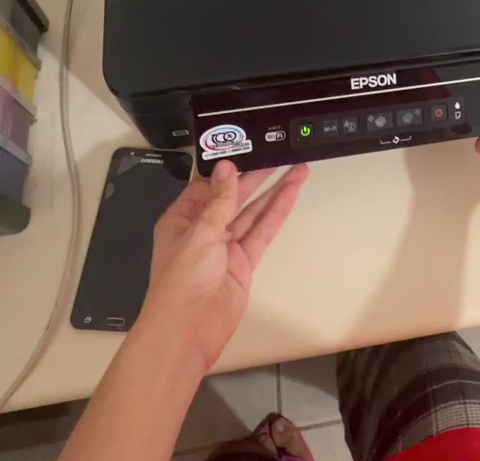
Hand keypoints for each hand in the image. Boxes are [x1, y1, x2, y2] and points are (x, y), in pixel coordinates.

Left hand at [140, 160, 308, 370]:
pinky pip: (262, 232)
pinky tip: (291, 194)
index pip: (207, 184)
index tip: (249, 146)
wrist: (186, 334)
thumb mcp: (200, 233)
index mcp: (182, 218)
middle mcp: (204, 229)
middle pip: (234, 195)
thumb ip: (220, 200)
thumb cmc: (182, 281)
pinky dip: (277, 213)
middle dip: (258, 175)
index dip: (229, 165)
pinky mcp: (244, 262)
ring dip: (274, 191)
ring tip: (297, 169)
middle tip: (280, 152)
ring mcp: (226, 247)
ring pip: (253, 211)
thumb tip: (227, 166)